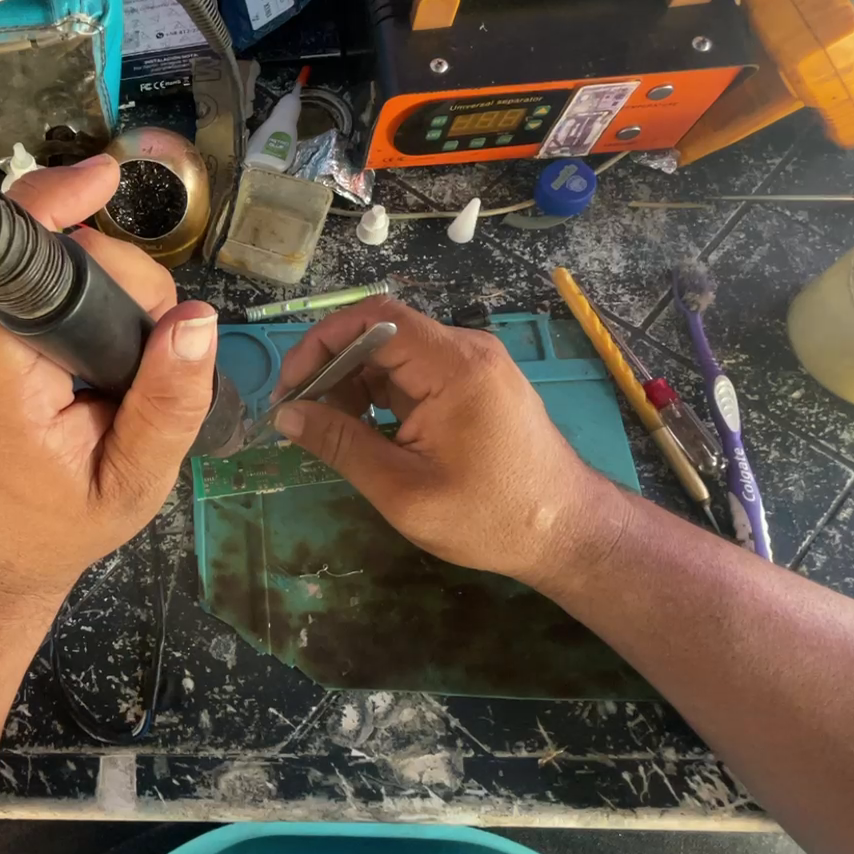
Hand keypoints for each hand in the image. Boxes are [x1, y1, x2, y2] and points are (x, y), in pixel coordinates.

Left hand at [0, 155, 217, 604]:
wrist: (3, 546)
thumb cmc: (62, 523)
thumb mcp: (135, 484)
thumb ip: (168, 408)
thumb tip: (197, 319)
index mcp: (0, 384)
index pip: (0, 269)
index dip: (44, 210)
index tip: (104, 182)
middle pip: (49, 258)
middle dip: (122, 277)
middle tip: (159, 344)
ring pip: (55, 269)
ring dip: (115, 293)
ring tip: (137, 363)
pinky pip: (50, 291)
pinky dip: (97, 303)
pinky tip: (117, 351)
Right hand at [270, 299, 630, 584]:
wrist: (569, 534)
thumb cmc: (490, 517)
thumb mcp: (402, 490)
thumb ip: (340, 444)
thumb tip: (284, 415)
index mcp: (454, 367)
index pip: (373, 320)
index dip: (320, 342)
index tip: (291, 385)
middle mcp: (464, 350)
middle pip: (378, 332)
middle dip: (329, 365)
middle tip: (298, 411)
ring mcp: (470, 365)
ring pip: (390, 352)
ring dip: (349, 381)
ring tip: (325, 425)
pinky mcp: (470, 383)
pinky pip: (409, 371)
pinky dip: (375, 392)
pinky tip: (359, 426)